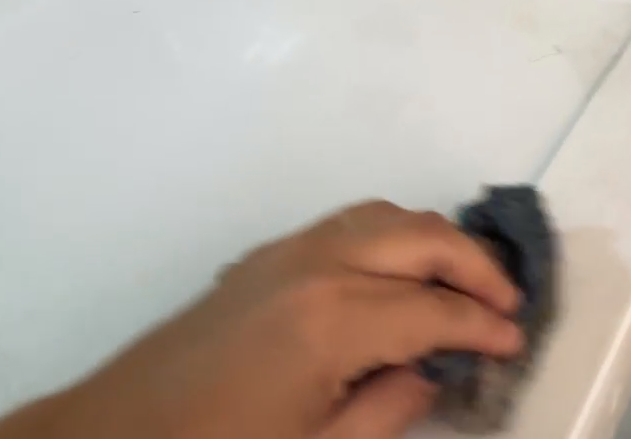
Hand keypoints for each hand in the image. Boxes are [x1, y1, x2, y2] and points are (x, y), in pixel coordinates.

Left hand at [0, 201, 523, 438]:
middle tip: (508, 302)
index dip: (482, 325)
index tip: (515, 340)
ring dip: (436, 238)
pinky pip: (351, 220)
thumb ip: (388, 410)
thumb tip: (435, 371)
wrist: (115, 434)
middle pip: (421, 239)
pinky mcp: (270, 252)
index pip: (432, 308)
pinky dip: (394, 230)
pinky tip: (404, 263)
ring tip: (466, 277)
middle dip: (475, 264)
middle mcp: (319, 264)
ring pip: (387, 215)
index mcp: (333, 320)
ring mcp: (291, 249)